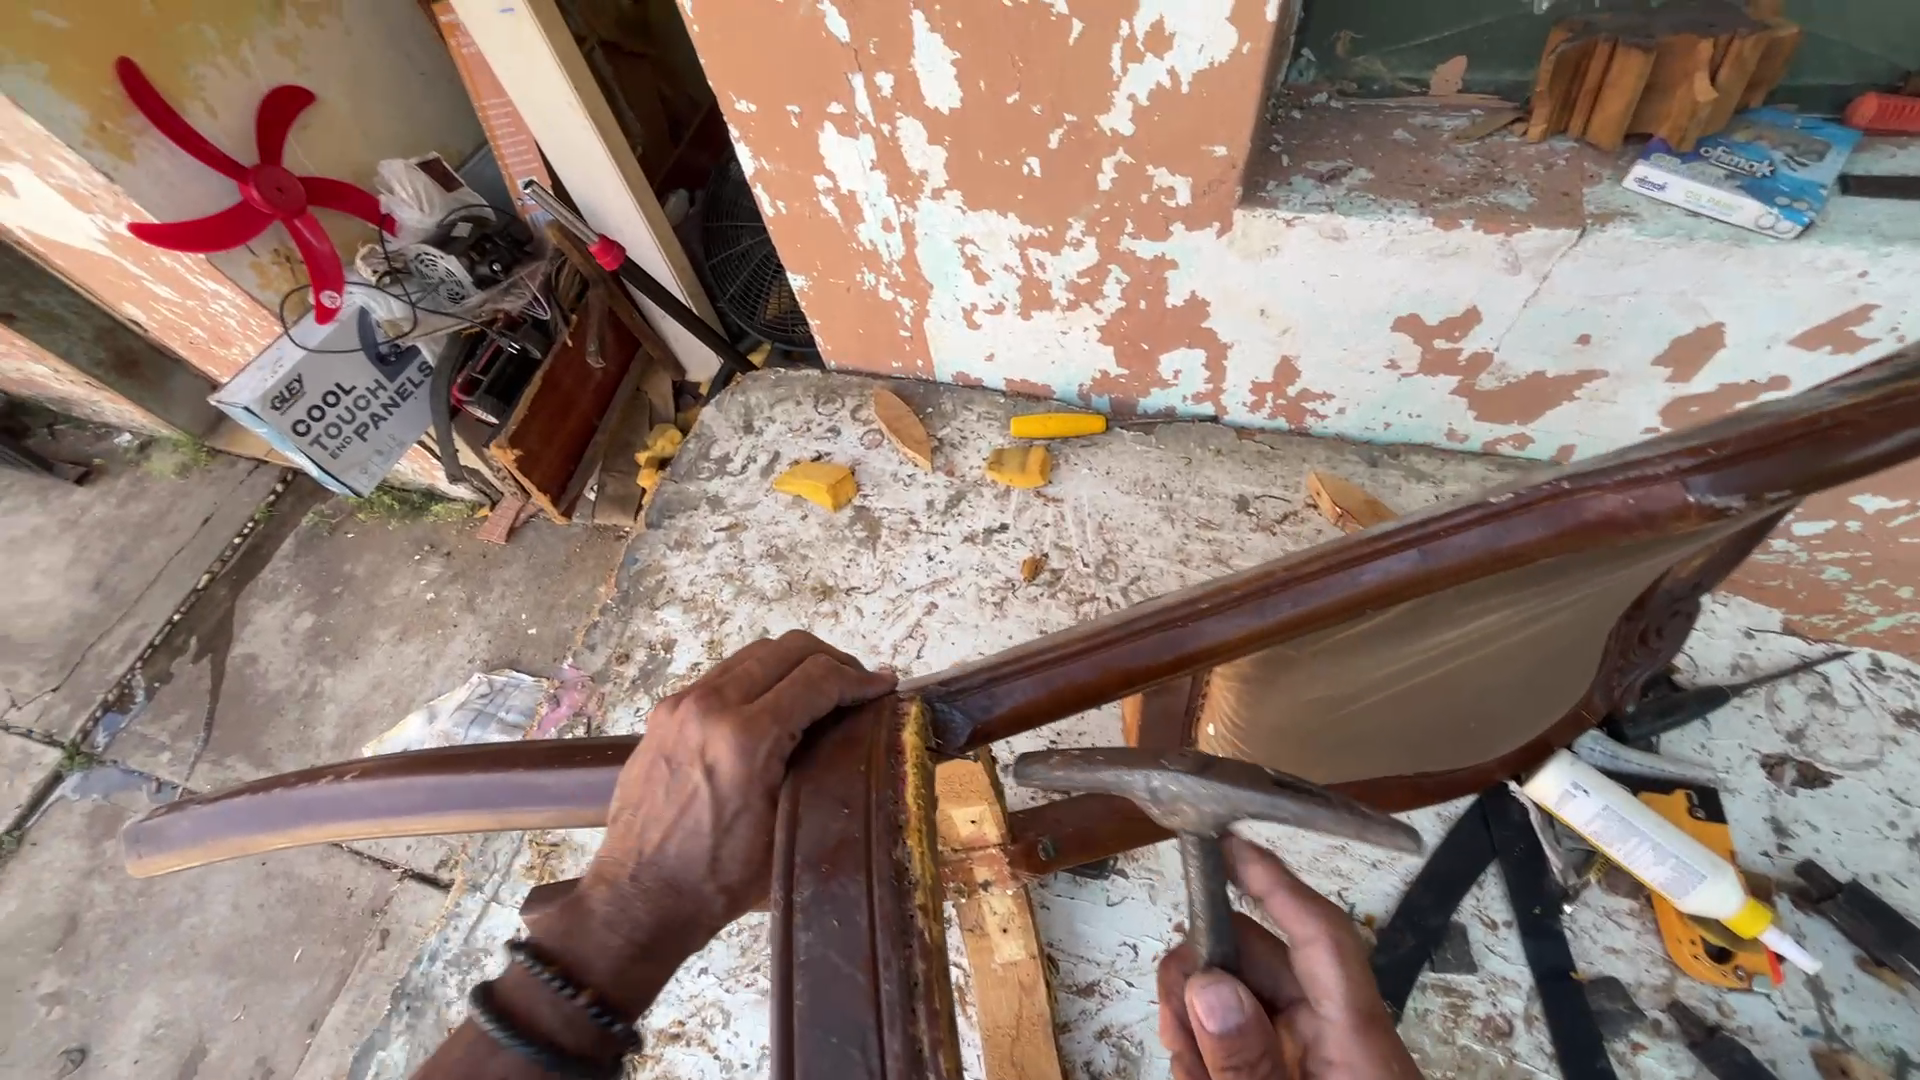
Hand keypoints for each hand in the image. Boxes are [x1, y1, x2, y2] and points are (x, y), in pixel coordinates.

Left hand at [548, 633, 893, 993]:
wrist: (637, 899)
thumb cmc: (721, 878)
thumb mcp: (789, 826)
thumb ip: (823, 768)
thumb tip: (862, 732)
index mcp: (746, 737)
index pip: (818, 678)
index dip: (860, 679)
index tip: (885, 686)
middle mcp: (711, 706)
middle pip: (790, 648)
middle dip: (834, 660)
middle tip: (857, 685)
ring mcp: (683, 703)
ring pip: (757, 652)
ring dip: (797, 663)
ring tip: (821, 689)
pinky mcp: (666, 711)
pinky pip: (727, 672)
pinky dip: (762, 675)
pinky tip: (775, 702)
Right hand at [1157, 836, 1420, 1079]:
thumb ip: (1247, 1062)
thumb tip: (1207, 980)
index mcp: (1359, 1041)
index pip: (1321, 935)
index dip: (1275, 881)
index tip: (1224, 841)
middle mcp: (1335, 1032)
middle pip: (1258, 959)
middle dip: (1203, 971)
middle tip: (1170, 1018)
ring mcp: (1310, 1051)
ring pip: (1236, 991)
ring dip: (1195, 1016)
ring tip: (1183, 1066)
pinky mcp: (1289, 1068)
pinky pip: (1236, 1030)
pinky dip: (1204, 1045)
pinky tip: (1195, 1077)